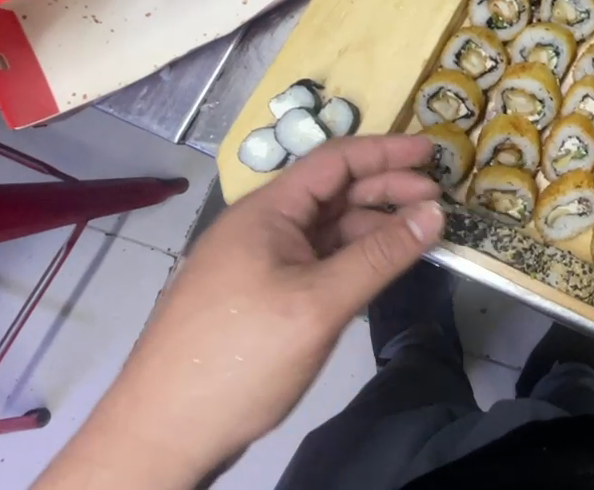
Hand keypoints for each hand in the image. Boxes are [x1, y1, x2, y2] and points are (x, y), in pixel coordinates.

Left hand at [57, 135, 443, 482]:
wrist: (156, 441)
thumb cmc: (239, 358)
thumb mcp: (319, 304)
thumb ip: (380, 256)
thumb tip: (435, 212)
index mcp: (267, 212)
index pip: (335, 160)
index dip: (386, 151)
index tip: (433, 153)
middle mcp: (262, 228)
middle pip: (334, 192)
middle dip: (387, 189)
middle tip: (438, 200)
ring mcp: (259, 264)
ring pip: (328, 230)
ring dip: (374, 227)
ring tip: (420, 237)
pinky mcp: (260, 298)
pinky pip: (317, 261)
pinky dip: (353, 259)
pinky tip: (381, 271)